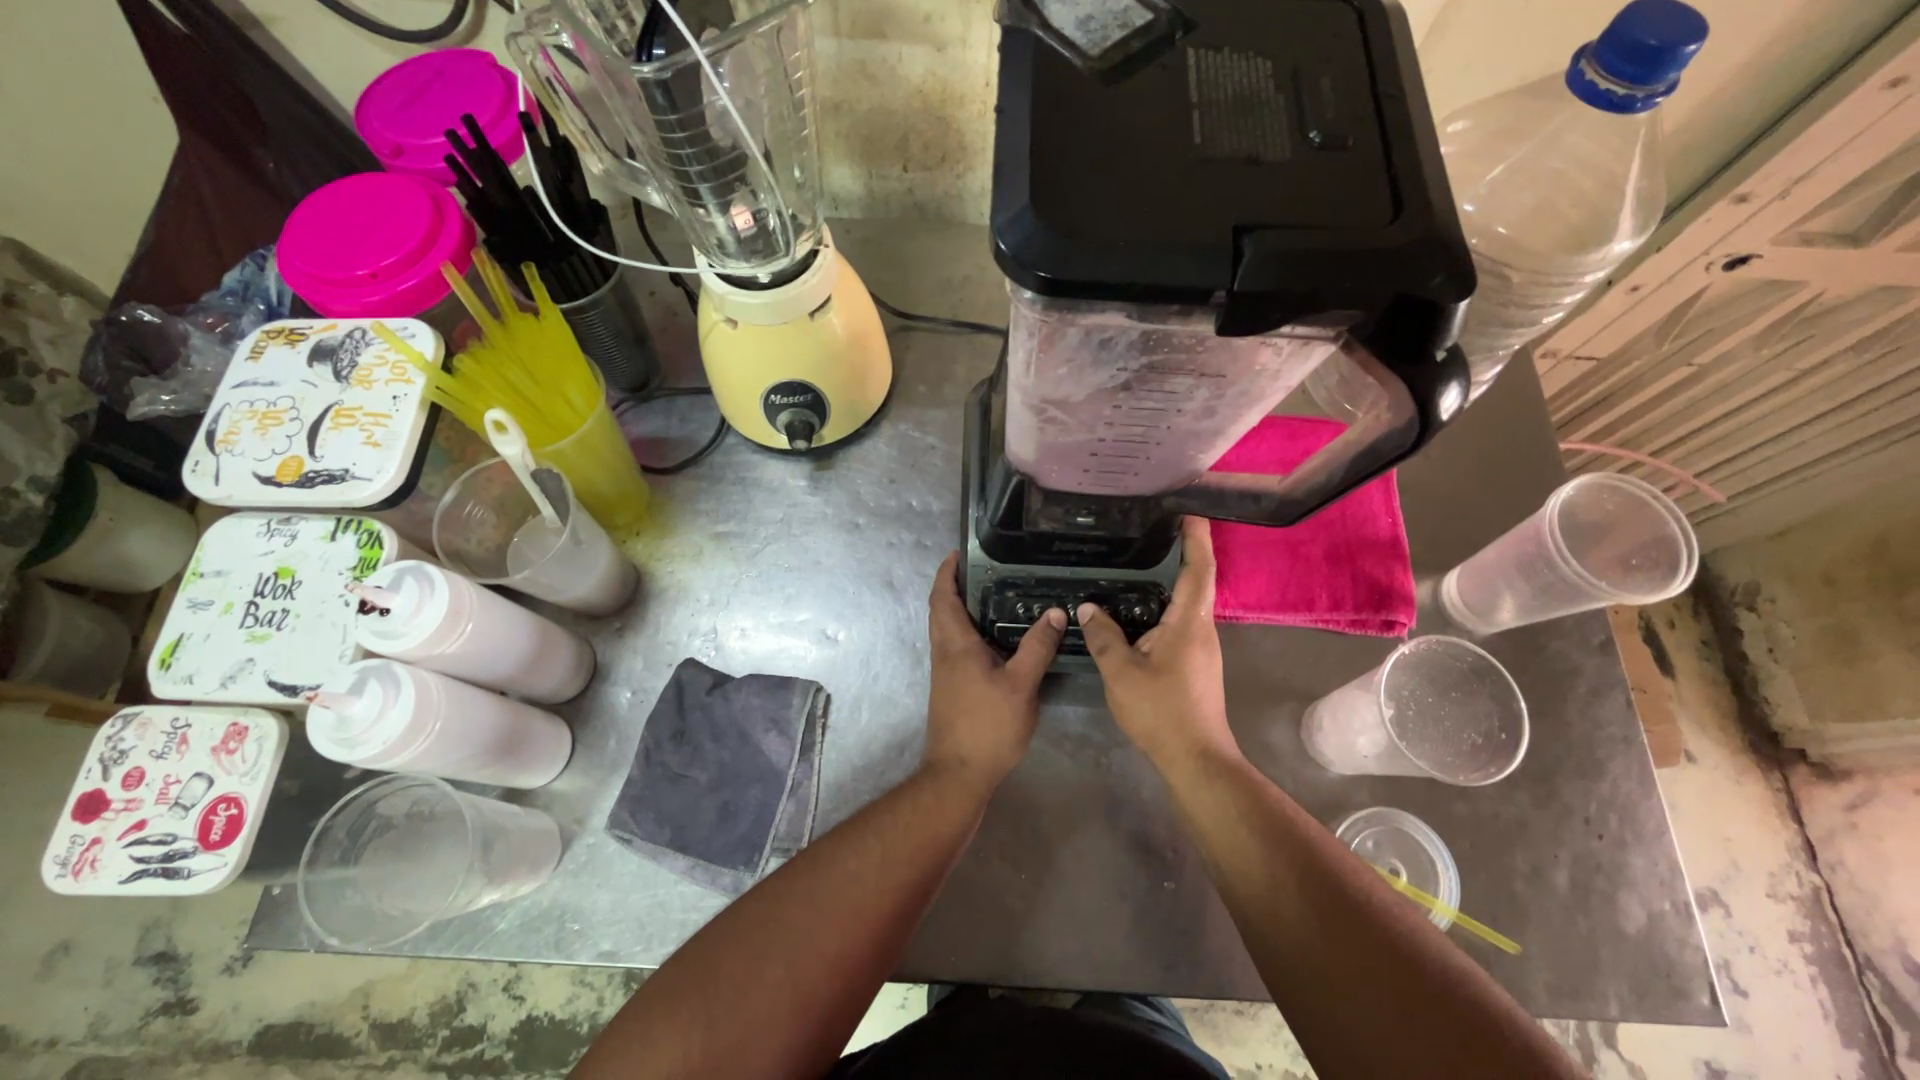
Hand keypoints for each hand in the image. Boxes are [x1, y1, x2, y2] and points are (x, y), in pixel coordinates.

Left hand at [923, 552, 1065, 788]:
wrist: (958, 774)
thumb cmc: (987, 726)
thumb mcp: (1021, 685)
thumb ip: (1037, 647)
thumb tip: (1055, 612)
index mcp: (955, 646)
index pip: (943, 598)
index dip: (947, 573)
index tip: (958, 553)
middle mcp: (944, 654)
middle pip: (942, 611)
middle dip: (955, 587)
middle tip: (982, 570)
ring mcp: (945, 674)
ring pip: (948, 631)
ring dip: (962, 609)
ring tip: (993, 597)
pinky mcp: (952, 689)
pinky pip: (957, 648)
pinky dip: (970, 632)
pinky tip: (996, 640)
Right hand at [1077, 516, 1236, 769]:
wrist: (1195, 757)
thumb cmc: (1161, 710)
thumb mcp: (1121, 672)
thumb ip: (1103, 636)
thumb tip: (1088, 608)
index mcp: (1189, 623)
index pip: (1198, 570)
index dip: (1196, 539)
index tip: (1190, 512)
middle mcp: (1202, 630)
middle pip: (1196, 584)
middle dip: (1182, 555)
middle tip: (1155, 532)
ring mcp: (1202, 649)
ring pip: (1187, 607)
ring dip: (1170, 585)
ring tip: (1141, 566)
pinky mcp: (1196, 666)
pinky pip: (1180, 625)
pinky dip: (1163, 610)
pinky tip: (1140, 613)